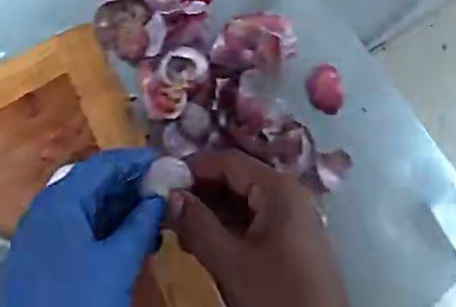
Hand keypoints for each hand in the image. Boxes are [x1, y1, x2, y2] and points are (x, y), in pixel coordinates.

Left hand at [0, 148, 167, 306]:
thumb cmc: (81, 304)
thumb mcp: (118, 265)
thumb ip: (141, 225)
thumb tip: (160, 195)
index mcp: (60, 200)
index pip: (103, 164)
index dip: (136, 161)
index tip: (167, 162)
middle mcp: (46, 209)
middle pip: (94, 184)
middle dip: (131, 187)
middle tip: (165, 191)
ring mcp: (42, 237)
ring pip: (87, 209)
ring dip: (121, 211)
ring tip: (155, 219)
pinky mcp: (43, 262)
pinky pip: (79, 232)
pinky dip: (106, 232)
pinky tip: (132, 243)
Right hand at [168, 151, 348, 306]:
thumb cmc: (278, 299)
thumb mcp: (231, 264)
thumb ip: (197, 225)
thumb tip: (169, 195)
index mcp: (277, 188)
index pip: (227, 161)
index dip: (193, 169)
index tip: (162, 184)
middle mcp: (287, 195)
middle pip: (235, 180)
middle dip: (201, 195)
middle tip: (167, 213)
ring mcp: (292, 221)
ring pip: (243, 205)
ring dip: (212, 216)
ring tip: (181, 235)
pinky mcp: (293, 246)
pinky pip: (254, 225)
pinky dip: (229, 232)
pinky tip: (207, 248)